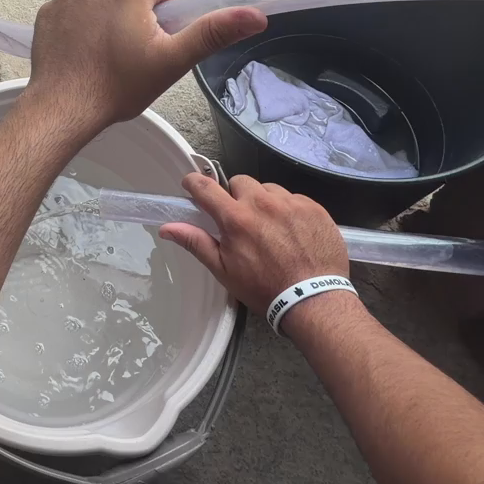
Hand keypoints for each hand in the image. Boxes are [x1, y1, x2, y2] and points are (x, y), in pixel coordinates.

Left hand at [20, 0, 265, 133]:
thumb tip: (256, 14)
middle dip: (140, 19)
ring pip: (105, 2)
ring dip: (110, 21)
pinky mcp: (47, 12)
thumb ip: (212, 33)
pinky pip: (76, 12)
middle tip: (134, 57)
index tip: (161, 47)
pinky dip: (82, 28)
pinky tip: (84, 54)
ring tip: (108, 58)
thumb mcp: (172, 61)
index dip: (172, 20)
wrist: (62, 108)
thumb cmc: (119, 86)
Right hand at [160, 174, 351, 319]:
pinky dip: (289, 210)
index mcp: (236, 218)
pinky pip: (294, 198)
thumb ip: (196, 242)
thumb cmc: (265, 288)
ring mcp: (291, 203)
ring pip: (268, 189)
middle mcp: (262, 203)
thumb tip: (167, 228)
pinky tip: (292, 232)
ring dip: (264, 202)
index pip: (205, 186)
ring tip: (271, 228)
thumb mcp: (224, 270)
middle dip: (236, 196)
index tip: (192, 186)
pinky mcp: (314, 208)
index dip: (194, 182)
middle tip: (241, 220)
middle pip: (239, 182)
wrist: (316, 301)